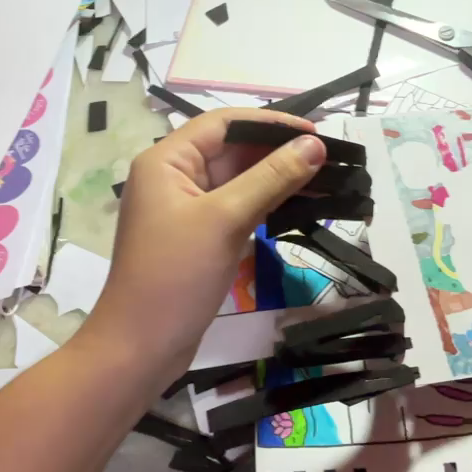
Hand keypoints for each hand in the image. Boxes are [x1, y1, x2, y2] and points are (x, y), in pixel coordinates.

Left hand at [83, 108, 325, 378]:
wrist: (140, 348)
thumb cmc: (175, 276)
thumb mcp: (226, 220)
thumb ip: (271, 178)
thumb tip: (315, 145)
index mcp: (167, 161)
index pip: (224, 123)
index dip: (271, 123)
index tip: (317, 132)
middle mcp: (174, 176)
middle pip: (233, 149)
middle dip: (279, 151)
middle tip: (331, 158)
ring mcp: (187, 208)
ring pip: (239, 179)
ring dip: (279, 178)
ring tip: (327, 181)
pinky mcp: (200, 236)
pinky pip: (238, 206)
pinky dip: (268, 203)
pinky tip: (301, 205)